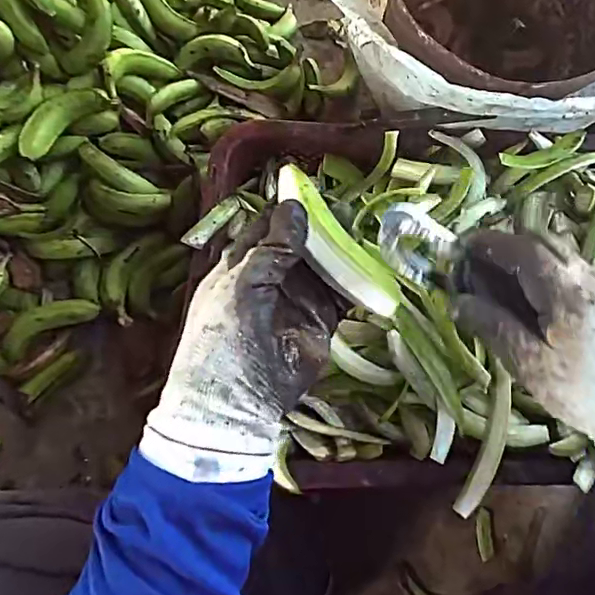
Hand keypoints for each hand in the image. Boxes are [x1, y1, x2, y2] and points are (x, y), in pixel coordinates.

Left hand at [141, 201, 339, 482]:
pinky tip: (370, 264)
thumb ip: (271, 249)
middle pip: (302, 240)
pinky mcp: (320, 319)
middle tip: (346, 209)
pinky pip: (342, 293)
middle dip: (323, 226)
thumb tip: (294, 207)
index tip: (313, 190)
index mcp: (242, 262)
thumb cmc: (224, 338)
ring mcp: (298, 296)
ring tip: (362, 231)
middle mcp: (272, 274)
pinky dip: (356, 280)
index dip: (288, 208)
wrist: (234, 404)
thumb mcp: (241, 286)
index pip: (268, 224)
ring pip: (325, 263)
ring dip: (342, 249)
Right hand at [450, 230, 594, 506]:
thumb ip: (492, 325)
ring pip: (549, 249)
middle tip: (470, 265)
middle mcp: (583, 275)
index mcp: (565, 290)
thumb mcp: (527, 364)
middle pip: (535, 241)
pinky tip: (518, 291)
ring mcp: (593, 280)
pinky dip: (533, 266)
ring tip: (489, 279)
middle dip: (500, 247)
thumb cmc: (578, 391)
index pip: (521, 250)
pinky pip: (559, 264)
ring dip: (517, 255)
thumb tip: (457, 301)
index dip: (486, 244)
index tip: (458, 249)